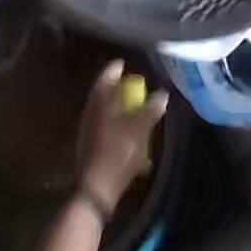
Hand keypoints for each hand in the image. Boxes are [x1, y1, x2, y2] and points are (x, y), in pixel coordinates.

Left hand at [76, 60, 168, 213]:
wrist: (96, 187)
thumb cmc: (117, 154)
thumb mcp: (139, 130)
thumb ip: (150, 111)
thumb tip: (162, 94)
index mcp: (98, 104)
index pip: (104, 79)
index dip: (113, 70)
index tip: (123, 63)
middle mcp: (90, 113)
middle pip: (104, 95)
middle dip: (118, 89)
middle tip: (132, 85)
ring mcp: (88, 130)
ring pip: (105, 113)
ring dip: (119, 110)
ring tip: (136, 111)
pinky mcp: (91, 146)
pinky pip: (106, 130)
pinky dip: (118, 128)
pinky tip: (131, 138)